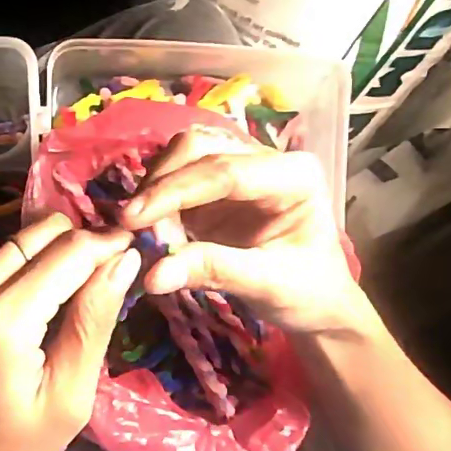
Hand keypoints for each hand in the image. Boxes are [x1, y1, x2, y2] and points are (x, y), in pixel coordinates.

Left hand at [0, 213, 137, 450]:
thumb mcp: (66, 401)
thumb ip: (92, 323)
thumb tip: (125, 261)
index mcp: (0, 320)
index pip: (71, 249)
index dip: (111, 245)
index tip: (138, 258)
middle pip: (45, 230)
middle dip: (84, 244)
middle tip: (109, 280)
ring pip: (23, 237)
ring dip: (57, 255)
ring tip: (77, 297)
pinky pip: (1, 255)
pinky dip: (30, 266)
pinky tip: (39, 307)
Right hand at [120, 128, 370, 335]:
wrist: (317, 302)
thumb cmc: (306, 293)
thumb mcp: (266, 286)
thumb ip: (212, 271)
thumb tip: (153, 276)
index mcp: (294, 175)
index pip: (225, 171)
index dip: (175, 191)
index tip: (133, 219)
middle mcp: (266, 158)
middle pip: (198, 148)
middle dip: (161, 184)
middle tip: (134, 229)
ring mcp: (239, 164)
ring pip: (182, 154)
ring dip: (155, 188)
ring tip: (146, 232)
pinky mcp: (216, 181)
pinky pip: (176, 175)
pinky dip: (157, 198)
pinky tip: (152, 228)